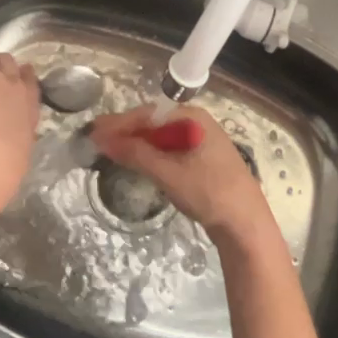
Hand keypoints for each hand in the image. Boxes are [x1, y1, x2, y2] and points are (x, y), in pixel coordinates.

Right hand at [91, 105, 270, 241]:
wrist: (245, 223)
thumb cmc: (207, 192)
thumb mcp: (167, 172)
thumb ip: (134, 153)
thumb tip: (101, 139)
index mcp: (191, 118)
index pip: (146, 114)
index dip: (118, 124)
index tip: (92, 132)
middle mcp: (196, 123)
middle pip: (153, 122)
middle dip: (125, 131)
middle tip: (96, 141)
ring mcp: (201, 141)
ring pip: (160, 137)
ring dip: (136, 143)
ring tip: (110, 151)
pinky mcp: (202, 160)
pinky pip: (170, 149)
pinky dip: (150, 153)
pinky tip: (137, 161)